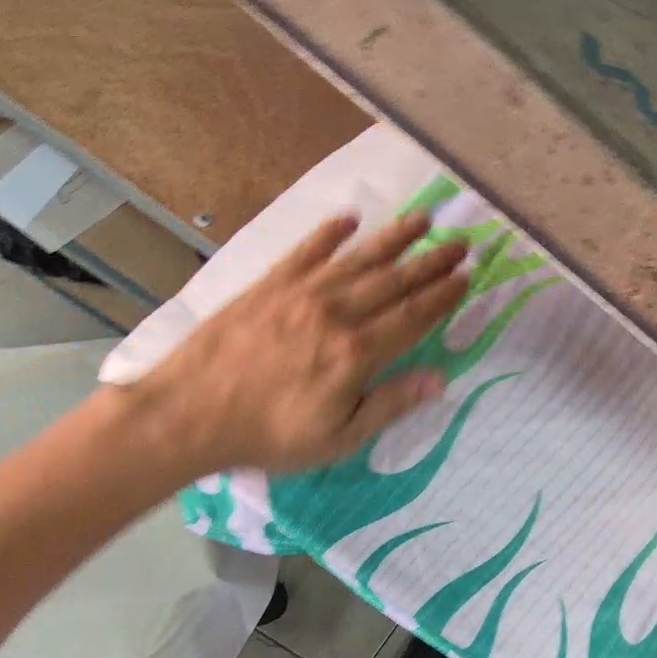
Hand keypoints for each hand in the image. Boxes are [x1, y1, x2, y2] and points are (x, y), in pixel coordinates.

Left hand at [127, 211, 469, 476]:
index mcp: (357, 353)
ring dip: (395, 239)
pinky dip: (330, 234)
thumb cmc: (271, 435)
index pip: (413, 318)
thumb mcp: (340, 438)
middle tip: (462, 243)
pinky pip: (307, 251)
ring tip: (424, 221)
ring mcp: (300, 293)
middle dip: (432, 262)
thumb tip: (439, 379)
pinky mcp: (268, 285)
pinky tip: (350, 219)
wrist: (189, 413)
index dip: (443, 298)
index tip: (468, 278)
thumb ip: (390, 404)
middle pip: (394, 282)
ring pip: (358, 260)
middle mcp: (335, 313)